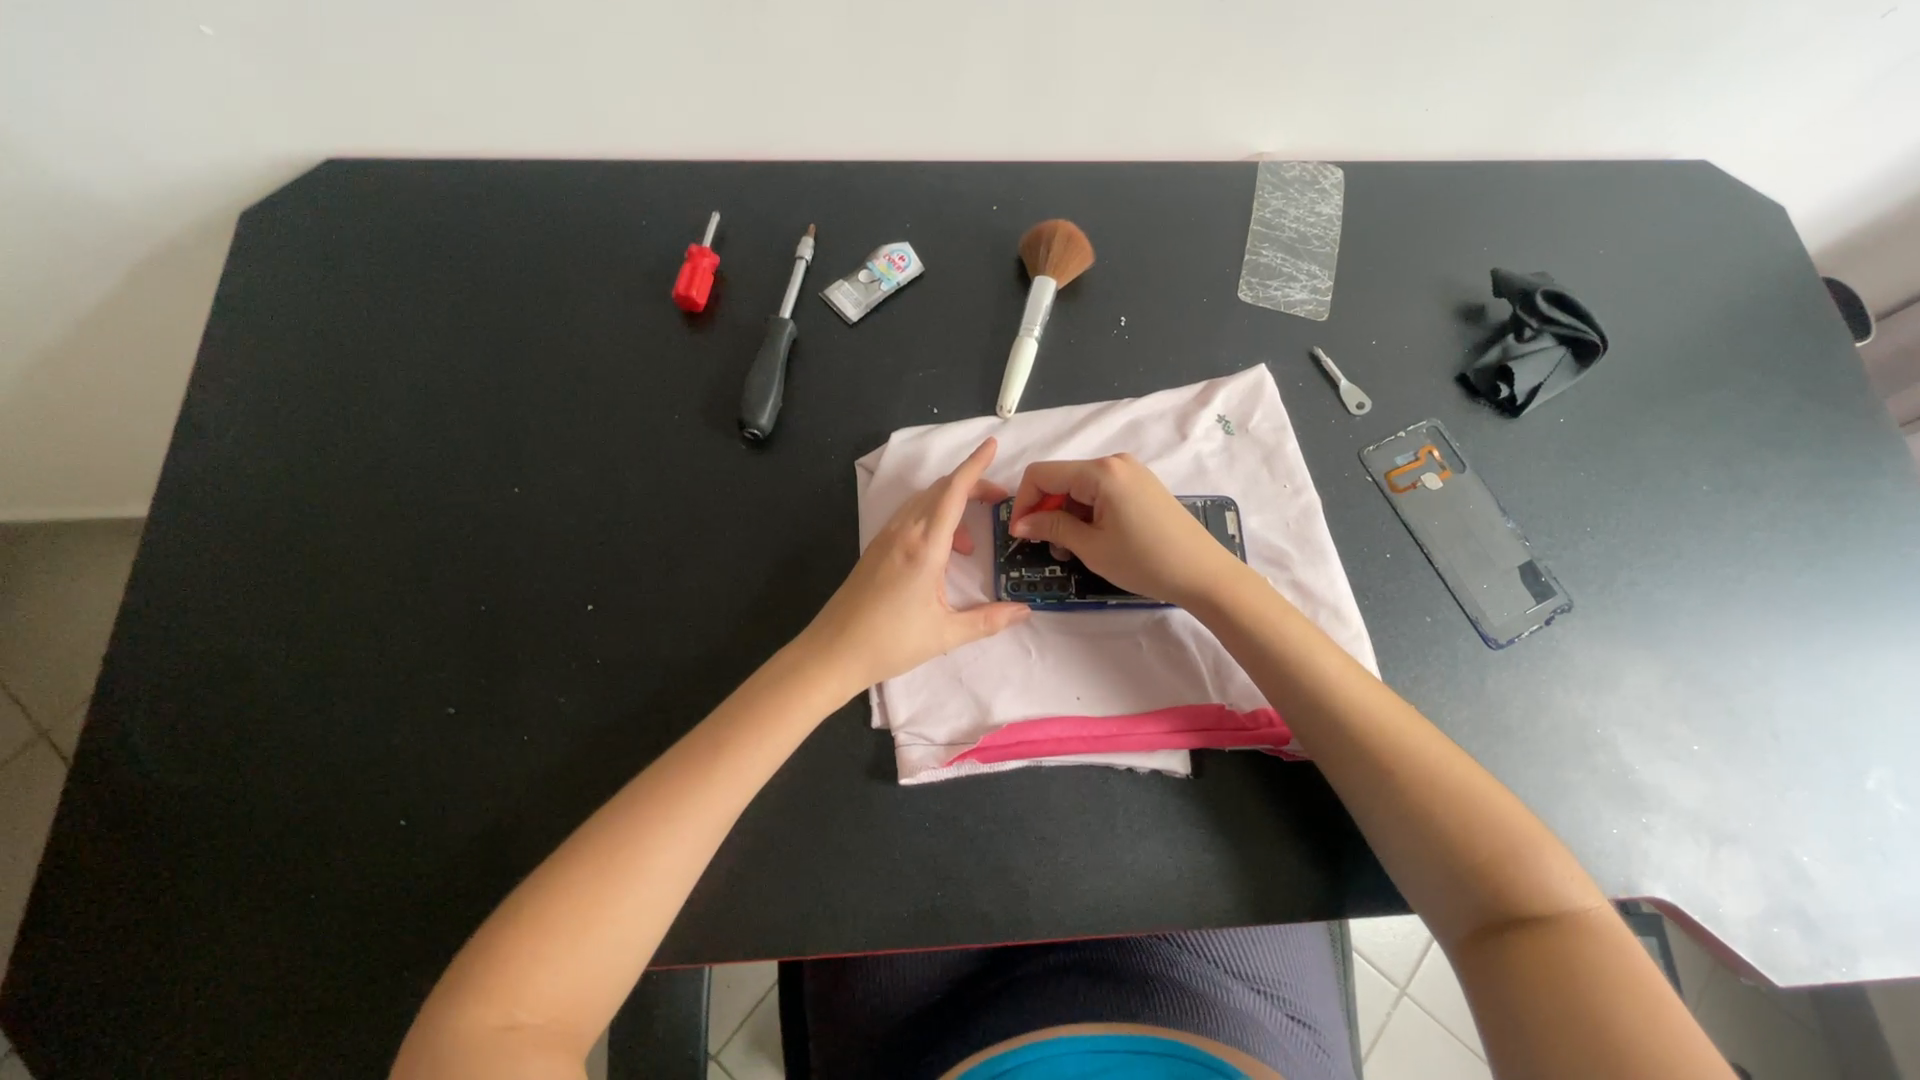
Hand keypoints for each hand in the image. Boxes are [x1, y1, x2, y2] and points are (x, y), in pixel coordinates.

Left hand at [801, 438, 1029, 692]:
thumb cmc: (889, 643)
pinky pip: (910, 517)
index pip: (954, 492)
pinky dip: (933, 520)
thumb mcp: (946, 634)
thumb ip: (988, 621)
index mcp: (924, 547)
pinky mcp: (875, 549)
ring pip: (923, 502)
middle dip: (971, 485)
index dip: (975, 466)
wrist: (833, 651)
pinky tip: (943, 554)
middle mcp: (904, 532)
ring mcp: (885, 538)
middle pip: (940, 490)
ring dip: (951, 505)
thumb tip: (1024, 612)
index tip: (992, 444)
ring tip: (972, 544)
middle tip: (998, 500)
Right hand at [1009, 453, 1247, 607]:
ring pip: (1079, 488)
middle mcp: (1115, 463)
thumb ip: (1052, 528)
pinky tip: (1093, 541)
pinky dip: (1087, 514)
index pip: (1042, 474)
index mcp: (1101, 471)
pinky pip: (1100, 493)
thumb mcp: (1091, 547)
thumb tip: (1021, 523)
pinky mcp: (1141, 487)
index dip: (1023, 503)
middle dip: (1046, 511)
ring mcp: (1131, 473)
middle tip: (1049, 548)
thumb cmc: (1145, 561)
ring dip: (1066, 516)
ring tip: (1073, 551)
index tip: (1020, 535)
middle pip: (1061, 479)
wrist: (1203, 573)